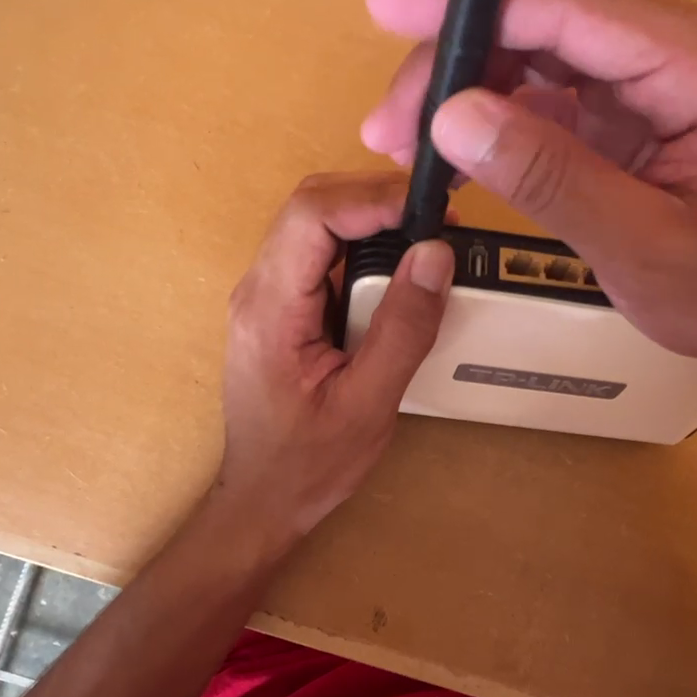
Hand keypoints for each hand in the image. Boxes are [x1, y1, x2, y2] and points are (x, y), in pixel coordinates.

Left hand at [214, 172, 454, 545]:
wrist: (264, 499)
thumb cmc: (309, 464)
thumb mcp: (367, 404)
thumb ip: (402, 329)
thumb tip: (435, 253)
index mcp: (269, 308)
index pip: (312, 214)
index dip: (374, 196)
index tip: (432, 209)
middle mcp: (257, 290)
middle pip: (311, 208)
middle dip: (376, 200)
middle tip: (439, 219)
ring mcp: (265, 298)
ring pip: (315, 227)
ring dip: (371, 222)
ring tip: (428, 240)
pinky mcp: (280, 311)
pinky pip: (319, 258)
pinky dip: (362, 251)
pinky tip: (398, 271)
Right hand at [361, 0, 696, 375]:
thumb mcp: (639, 246)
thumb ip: (549, 178)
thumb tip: (454, 116)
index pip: (576, 5)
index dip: (475, 1)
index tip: (388, 4)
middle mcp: (693, 52)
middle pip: (555, 22)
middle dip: (462, 59)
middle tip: (389, 122)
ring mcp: (669, 81)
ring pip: (551, 54)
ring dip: (476, 89)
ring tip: (410, 140)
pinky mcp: (648, 113)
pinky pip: (565, 95)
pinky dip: (508, 118)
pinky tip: (464, 150)